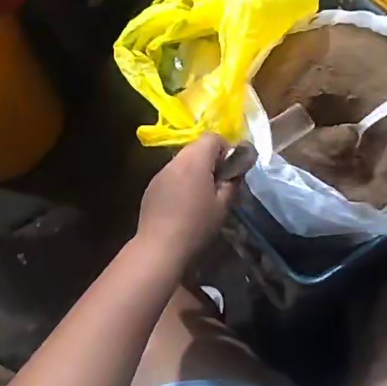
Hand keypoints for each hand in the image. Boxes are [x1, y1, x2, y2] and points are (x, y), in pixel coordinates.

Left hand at [136, 134, 236, 263]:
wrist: (160, 248)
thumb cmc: (196, 226)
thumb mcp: (223, 206)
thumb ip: (232, 183)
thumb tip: (235, 172)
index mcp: (194, 161)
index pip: (212, 137)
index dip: (225, 148)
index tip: (230, 169)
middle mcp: (174, 162)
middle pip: (195, 148)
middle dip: (210, 160)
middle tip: (219, 184)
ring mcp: (159, 174)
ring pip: (182, 162)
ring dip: (194, 172)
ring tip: (201, 197)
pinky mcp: (151, 188)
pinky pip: (171, 176)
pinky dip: (181, 182)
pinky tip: (183, 206)